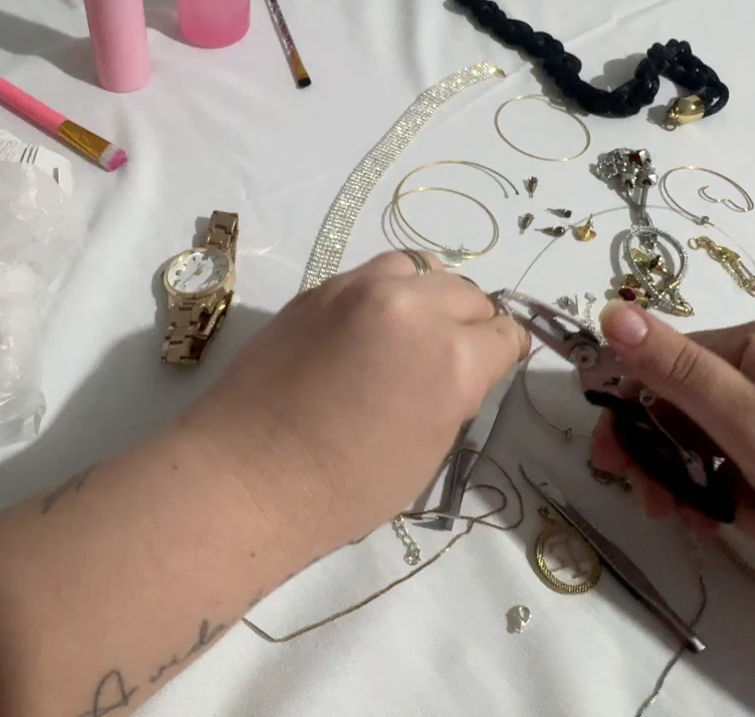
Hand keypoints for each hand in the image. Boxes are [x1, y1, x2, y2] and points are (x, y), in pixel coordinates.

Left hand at [182, 252, 527, 555]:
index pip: (505, 334)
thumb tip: (467, 363)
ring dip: (430, 294)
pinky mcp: (322, 286)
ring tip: (413, 327)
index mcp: (453, 358)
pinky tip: (372, 324)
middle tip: (449, 354)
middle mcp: (414, 308)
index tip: (489, 368)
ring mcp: (361, 288)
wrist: (249, 472)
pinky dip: (389, 291)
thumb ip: (457, 393)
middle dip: (470, 323)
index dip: (501, 355)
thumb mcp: (428, 450)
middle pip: (469, 294)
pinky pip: (375, 273)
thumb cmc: (346, 486)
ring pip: (422, 268)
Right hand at [594, 300, 754, 602]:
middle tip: (677, 516)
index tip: (617, 471)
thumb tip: (610, 309)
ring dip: (721, 488)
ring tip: (750, 528)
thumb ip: (675, 370)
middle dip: (678, 464)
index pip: (660, 365)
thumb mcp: (753, 428)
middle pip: (690, 407)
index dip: (632, 418)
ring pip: (724, 443)